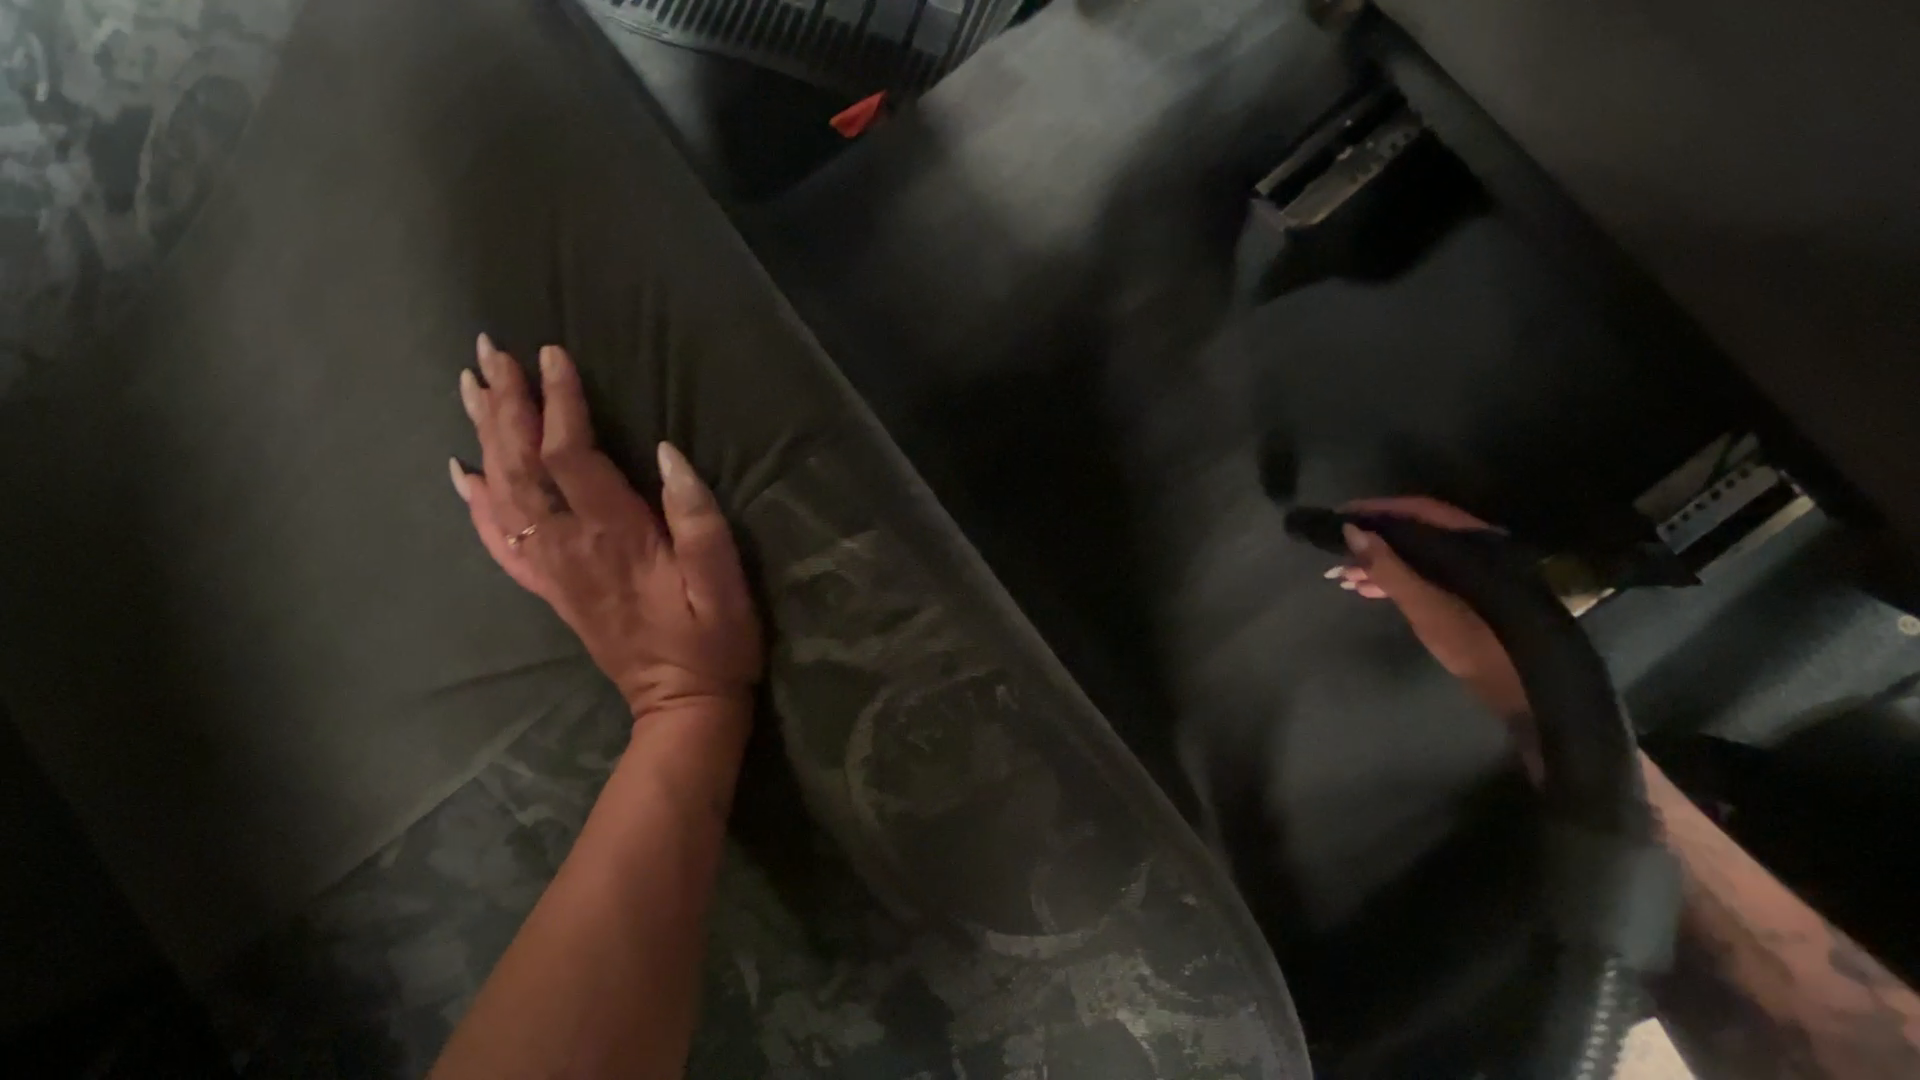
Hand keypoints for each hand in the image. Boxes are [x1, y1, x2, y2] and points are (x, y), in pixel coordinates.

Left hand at [450, 335, 762, 717]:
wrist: (681, 704)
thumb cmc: (713, 638)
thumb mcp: (723, 578)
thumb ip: (695, 515)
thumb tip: (666, 453)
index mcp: (615, 536)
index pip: (572, 455)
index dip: (560, 403)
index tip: (551, 355)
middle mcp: (570, 546)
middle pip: (522, 464)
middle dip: (506, 404)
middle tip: (489, 352)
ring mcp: (553, 569)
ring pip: (503, 492)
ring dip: (484, 436)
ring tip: (468, 386)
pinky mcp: (550, 589)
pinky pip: (499, 542)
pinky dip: (474, 503)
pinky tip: (461, 473)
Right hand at [1328, 496, 1527, 720]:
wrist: (1518, 685)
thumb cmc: (1473, 639)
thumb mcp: (1422, 602)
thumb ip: (1386, 565)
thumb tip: (1351, 530)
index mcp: (1469, 542)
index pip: (1417, 511)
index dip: (1377, 509)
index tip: (1340, 514)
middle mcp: (1471, 549)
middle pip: (1414, 532)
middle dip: (1372, 540)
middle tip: (1335, 547)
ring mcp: (1466, 573)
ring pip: (1415, 556)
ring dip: (1378, 563)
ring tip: (1342, 575)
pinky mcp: (1462, 595)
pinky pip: (1421, 576)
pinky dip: (1393, 579)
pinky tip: (1364, 588)